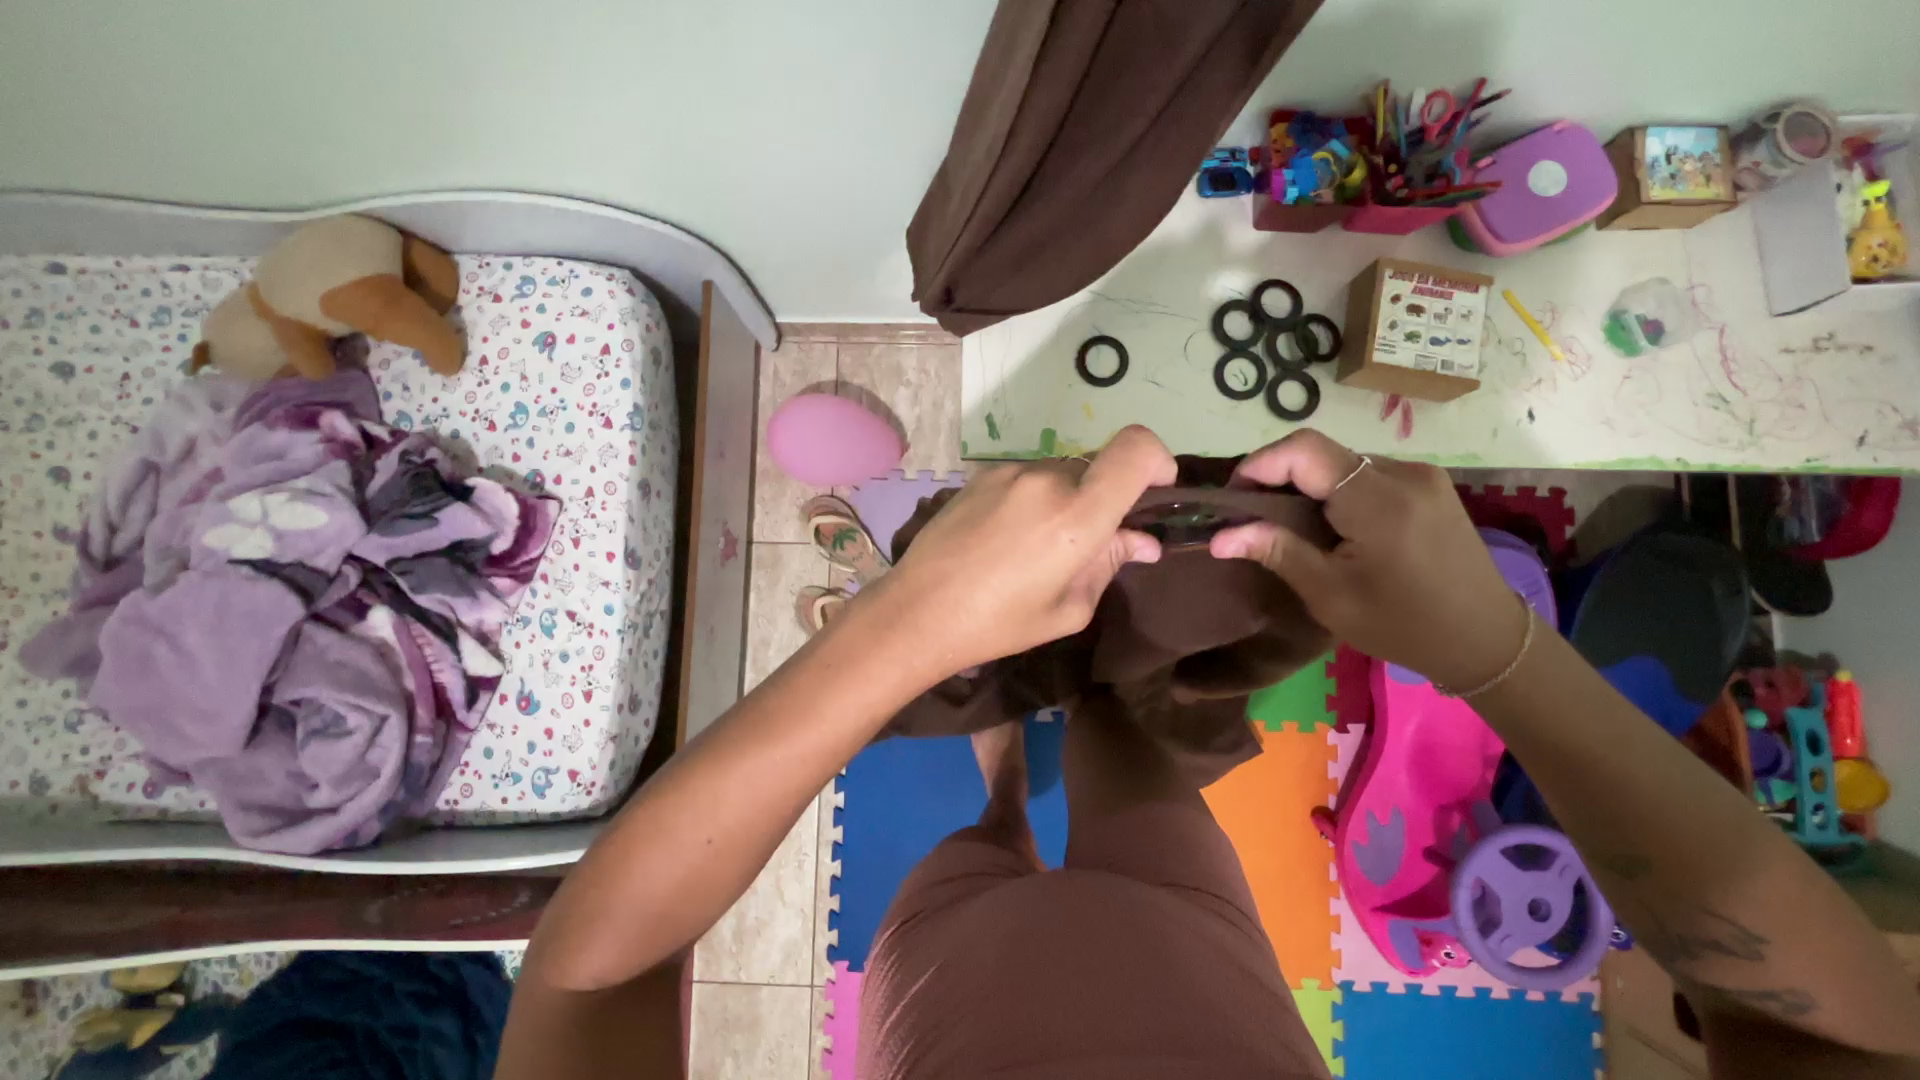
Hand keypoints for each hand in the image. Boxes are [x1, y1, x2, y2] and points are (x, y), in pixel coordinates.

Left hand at [868, 425, 1176, 677]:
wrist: (918, 611)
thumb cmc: (999, 624)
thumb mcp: (1068, 609)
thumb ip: (1109, 564)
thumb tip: (1141, 541)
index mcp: (1077, 515)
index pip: (1136, 449)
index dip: (1158, 460)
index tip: (1156, 490)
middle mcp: (1047, 480)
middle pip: (1097, 468)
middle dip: (1103, 499)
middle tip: (1086, 545)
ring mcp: (1010, 473)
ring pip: (1060, 473)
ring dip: (1065, 500)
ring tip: (1035, 548)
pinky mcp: (981, 475)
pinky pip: (1026, 479)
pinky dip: (1032, 500)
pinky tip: (1006, 538)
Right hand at [1207, 429, 1526, 689]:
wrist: (1484, 638)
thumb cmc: (1401, 624)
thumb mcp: (1330, 596)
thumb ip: (1277, 552)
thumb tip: (1219, 536)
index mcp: (1377, 501)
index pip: (1304, 449)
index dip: (1260, 463)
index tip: (1235, 498)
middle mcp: (1402, 473)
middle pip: (1322, 453)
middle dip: (1279, 476)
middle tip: (1253, 516)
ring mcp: (1421, 475)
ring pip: (1343, 462)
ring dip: (1309, 484)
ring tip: (1289, 524)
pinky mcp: (1430, 485)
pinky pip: (1367, 473)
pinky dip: (1337, 490)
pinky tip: (1331, 525)